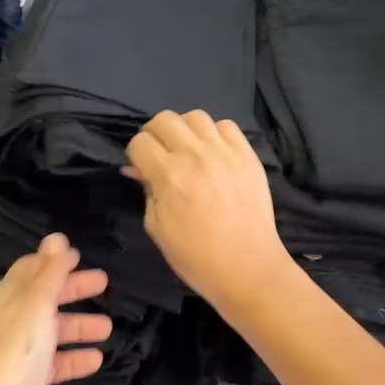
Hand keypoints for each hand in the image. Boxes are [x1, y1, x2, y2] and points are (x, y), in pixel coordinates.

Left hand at [0, 234, 110, 384]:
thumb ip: (50, 272)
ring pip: (53, 331)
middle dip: (73, 289)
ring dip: (79, 325)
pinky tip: (97, 360)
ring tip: (109, 328)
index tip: (79, 255)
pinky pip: (55, 363)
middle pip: (45, 297)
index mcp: (9, 296)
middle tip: (105, 283)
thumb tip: (57, 237)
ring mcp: (18, 352)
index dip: (53, 260)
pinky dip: (74, 358)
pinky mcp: (27, 382)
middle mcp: (11, 319)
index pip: (31, 268)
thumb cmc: (15, 352)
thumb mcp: (36, 304)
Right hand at [124, 110, 293, 309]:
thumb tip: (139, 170)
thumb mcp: (158, 228)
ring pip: (195, 116)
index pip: (140, 142)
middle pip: (164, 119)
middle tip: (159, 152)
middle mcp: (195, 155)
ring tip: (188, 148)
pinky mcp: (247, 155)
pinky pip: (227, 126)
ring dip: (185, 129)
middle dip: (154, 133)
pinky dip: (215, 133)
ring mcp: (225, 152)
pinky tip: (214, 152)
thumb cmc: (197, 257)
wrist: (249, 268)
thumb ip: (147, 193)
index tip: (141, 166)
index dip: (135, 153)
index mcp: (169, 175)